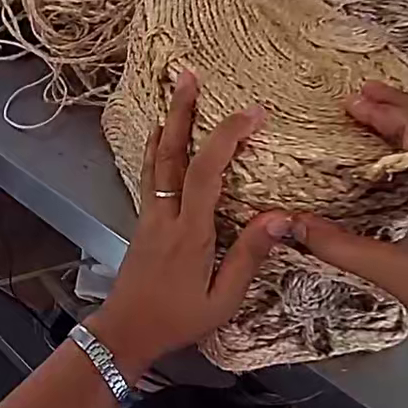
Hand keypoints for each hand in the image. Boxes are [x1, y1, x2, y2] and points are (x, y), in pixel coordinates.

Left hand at [86, 70, 290, 372]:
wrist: (126, 330)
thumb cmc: (177, 319)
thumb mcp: (223, 299)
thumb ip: (249, 257)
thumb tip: (281, 218)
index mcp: (190, 232)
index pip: (207, 172)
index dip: (227, 137)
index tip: (253, 113)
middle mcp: (164, 215)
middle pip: (170, 154)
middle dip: (182, 112)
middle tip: (189, 77)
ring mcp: (149, 215)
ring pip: (155, 160)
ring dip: (167, 124)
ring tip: (176, 93)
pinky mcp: (142, 220)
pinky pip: (149, 175)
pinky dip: (155, 149)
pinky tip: (159, 137)